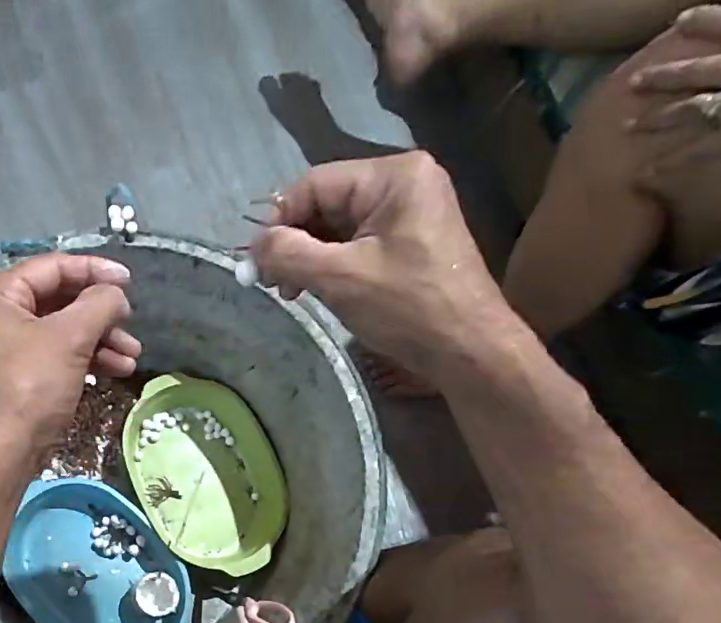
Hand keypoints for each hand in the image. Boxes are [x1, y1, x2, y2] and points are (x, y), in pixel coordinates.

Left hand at [0, 253, 140, 454]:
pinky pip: (62, 354)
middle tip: (130, 323)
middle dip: (101, 313)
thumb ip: (99, 304)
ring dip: (102, 339)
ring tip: (133, 355)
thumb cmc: (32, 387)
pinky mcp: (25, 374)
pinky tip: (118, 369)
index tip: (129, 282)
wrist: (6, 451)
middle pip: (62, 298)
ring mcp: (13, 346)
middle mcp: (2, 314)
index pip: (54, 267)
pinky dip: (89, 358)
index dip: (94, 270)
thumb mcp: (69, 338)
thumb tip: (117, 295)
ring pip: (66, 329)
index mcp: (0, 293)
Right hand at [249, 152, 521, 376]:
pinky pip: (357, 243)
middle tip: (273, 282)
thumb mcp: (340, 278)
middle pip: (326, 204)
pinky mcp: (409, 241)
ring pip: (338, 227)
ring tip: (293, 292)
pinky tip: (316, 289)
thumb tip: (254, 246)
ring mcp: (409, 212)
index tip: (257, 262)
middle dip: (294, 242)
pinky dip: (331, 265)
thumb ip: (290, 254)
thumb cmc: (407, 307)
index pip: (315, 184)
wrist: (466, 347)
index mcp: (393, 176)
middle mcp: (403, 183)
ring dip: (309, 257)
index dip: (279, 220)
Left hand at [627, 0, 720, 168]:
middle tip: (633, 82)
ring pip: (686, 110)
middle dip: (662, 75)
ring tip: (625, 125)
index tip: (681, 20)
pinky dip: (666, 165)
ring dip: (653, 118)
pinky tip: (641, 175)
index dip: (705, 19)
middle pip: (695, 70)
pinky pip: (694, 153)